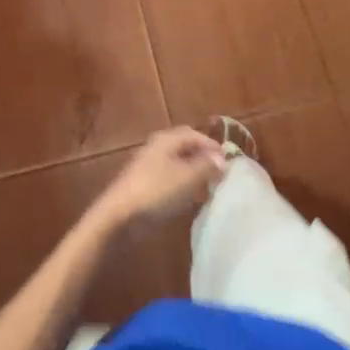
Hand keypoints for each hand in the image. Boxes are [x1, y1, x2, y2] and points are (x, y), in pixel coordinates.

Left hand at [90, 126, 226, 229]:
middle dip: (203, 157)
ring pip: (178, 163)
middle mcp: (157, 147)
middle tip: (220, 173)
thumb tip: (222, 158)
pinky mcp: (145, 184)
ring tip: (210, 186)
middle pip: (185, 147)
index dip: (212, 145)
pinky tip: (190, 198)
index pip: (194, 134)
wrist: (120, 215)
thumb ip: (206, 166)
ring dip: (194, 172)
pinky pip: (170, 178)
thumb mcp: (187, 178)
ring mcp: (149, 166)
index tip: (229, 161)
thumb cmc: (156, 191)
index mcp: (167, 140)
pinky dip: (183, 183)